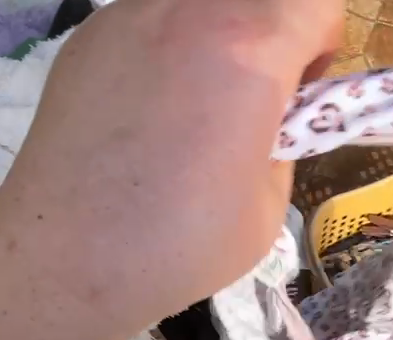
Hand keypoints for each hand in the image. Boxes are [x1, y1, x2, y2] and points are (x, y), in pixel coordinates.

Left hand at [0, 0, 342, 339]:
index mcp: (249, 49)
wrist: (70, 260)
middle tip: (250, 101)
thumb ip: (278, 149)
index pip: (317, 1)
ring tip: (187, 113)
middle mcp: (189, 10)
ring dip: (211, 44)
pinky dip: (159, 57)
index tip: (302, 92)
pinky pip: (144, 27)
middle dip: (268, 38)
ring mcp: (129, 16)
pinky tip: (137, 122)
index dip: (322, 46)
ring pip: (195, 9)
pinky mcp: (86, 39)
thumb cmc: (178, 247)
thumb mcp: (264, 213)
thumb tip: (265, 128)